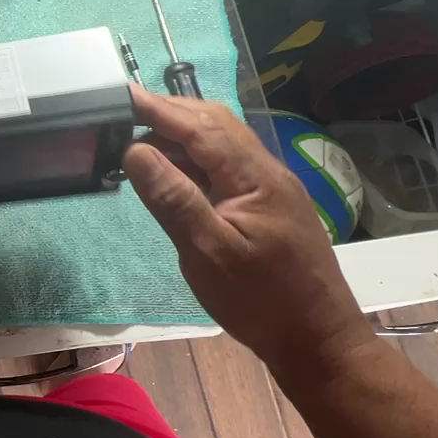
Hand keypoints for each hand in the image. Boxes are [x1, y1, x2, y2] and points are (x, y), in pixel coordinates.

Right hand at [122, 88, 374, 382]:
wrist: (318, 344)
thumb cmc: (261, 301)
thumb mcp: (208, 251)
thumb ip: (172, 197)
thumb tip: (134, 151)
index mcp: (255, 178)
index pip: (201, 127)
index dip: (158, 108)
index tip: (119, 94)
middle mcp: (264, 172)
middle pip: (214, 124)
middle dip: (167, 112)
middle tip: (120, 113)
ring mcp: (266, 188)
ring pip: (218, 143)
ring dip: (176, 134)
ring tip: (133, 139)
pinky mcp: (261, 205)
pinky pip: (220, 166)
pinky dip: (188, 158)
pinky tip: (165, 171)